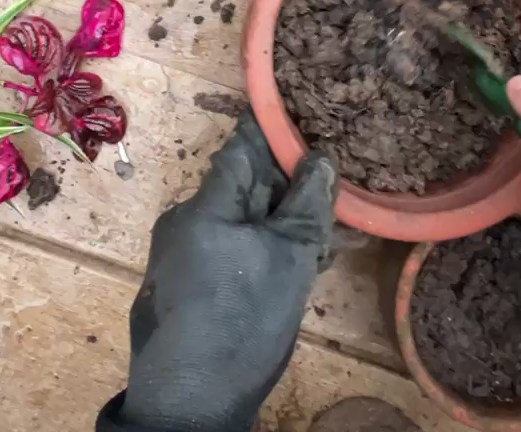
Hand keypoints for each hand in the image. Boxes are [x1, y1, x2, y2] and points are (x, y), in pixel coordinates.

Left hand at [116, 119, 335, 431]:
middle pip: (246, 183)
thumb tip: (321, 157)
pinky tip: (303, 260)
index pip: (243, 145)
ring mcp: (185, 252)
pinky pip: (234, 248)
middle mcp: (189, 217)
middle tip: (335, 180)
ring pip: (245, 219)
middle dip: (290, 181)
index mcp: (206, 202)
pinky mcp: (189, 283)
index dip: (276, 130)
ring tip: (332, 226)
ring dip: (285, 219)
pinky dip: (267, 247)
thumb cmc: (240, 320)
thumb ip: (306, 205)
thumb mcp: (288, 259)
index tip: (308, 116)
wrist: (188, 406)